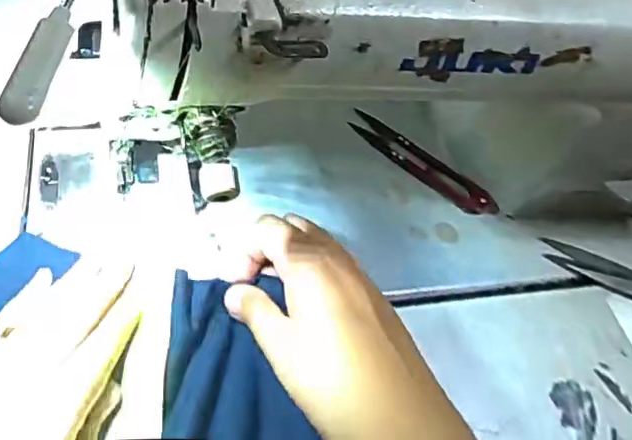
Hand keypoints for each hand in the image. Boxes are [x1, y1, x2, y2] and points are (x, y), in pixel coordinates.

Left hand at [0, 261, 140, 439]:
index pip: (100, 346)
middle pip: (73, 319)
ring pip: (40, 313)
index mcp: (54, 404)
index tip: (145, 285)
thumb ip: (85, 424)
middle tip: (127, 255)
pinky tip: (40, 280)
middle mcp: (25, 376)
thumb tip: (113, 388)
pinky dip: (21, 302)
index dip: (125, 314)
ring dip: (69, 284)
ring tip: (94, 257)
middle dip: (104, 286)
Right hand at [221, 214, 472, 439]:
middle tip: (251, 281)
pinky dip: (311, 263)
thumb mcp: (282, 347)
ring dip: (289, 253)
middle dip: (265, 244)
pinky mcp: (368, 285)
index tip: (235, 284)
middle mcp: (332, 252)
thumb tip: (234, 291)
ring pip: (314, 238)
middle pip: (291, 225)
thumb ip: (255, 310)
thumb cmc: (330, 376)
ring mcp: (354, 266)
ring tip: (275, 291)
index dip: (244, 248)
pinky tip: (307, 300)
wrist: (396, 407)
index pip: (267, 226)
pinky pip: (332, 256)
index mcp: (307, 259)